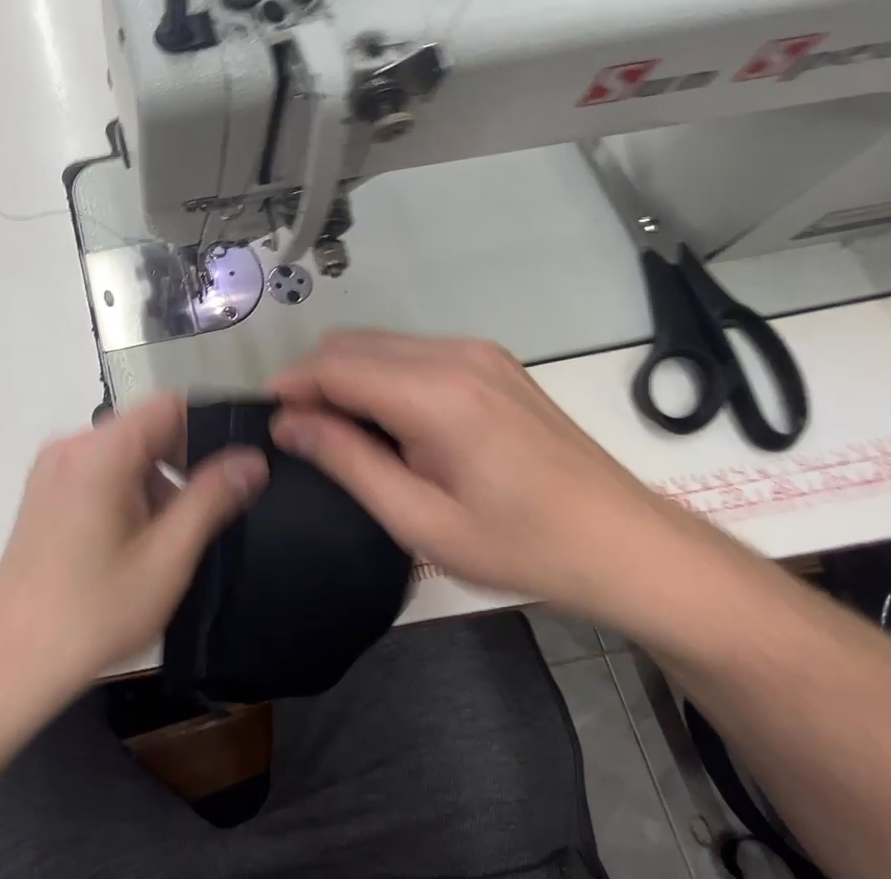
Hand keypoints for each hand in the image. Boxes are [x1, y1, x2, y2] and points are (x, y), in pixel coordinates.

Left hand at [0, 393, 267, 707]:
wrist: (14, 660)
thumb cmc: (95, 611)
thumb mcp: (168, 557)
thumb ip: (212, 499)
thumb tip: (252, 459)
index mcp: (99, 451)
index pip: (167, 405)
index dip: (209, 426)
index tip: (239, 464)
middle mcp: (68, 447)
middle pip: (144, 430)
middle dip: (182, 464)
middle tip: (210, 516)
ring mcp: (49, 471)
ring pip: (122, 456)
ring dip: (155, 486)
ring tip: (170, 544)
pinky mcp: (42, 496)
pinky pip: (97, 475)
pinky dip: (126, 496)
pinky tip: (134, 547)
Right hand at [268, 331, 721, 620]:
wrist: (626, 545)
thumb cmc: (520, 544)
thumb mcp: (419, 520)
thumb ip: (347, 462)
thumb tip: (289, 424)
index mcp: (435, 394)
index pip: (332, 367)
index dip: (288, 388)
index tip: (264, 424)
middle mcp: (455, 355)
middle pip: (351, 345)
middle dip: (313, 382)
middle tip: (301, 439)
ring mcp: (479, 354)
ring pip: (379, 345)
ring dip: (346, 379)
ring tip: (342, 438)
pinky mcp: (494, 364)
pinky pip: (412, 354)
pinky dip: (381, 379)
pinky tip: (390, 426)